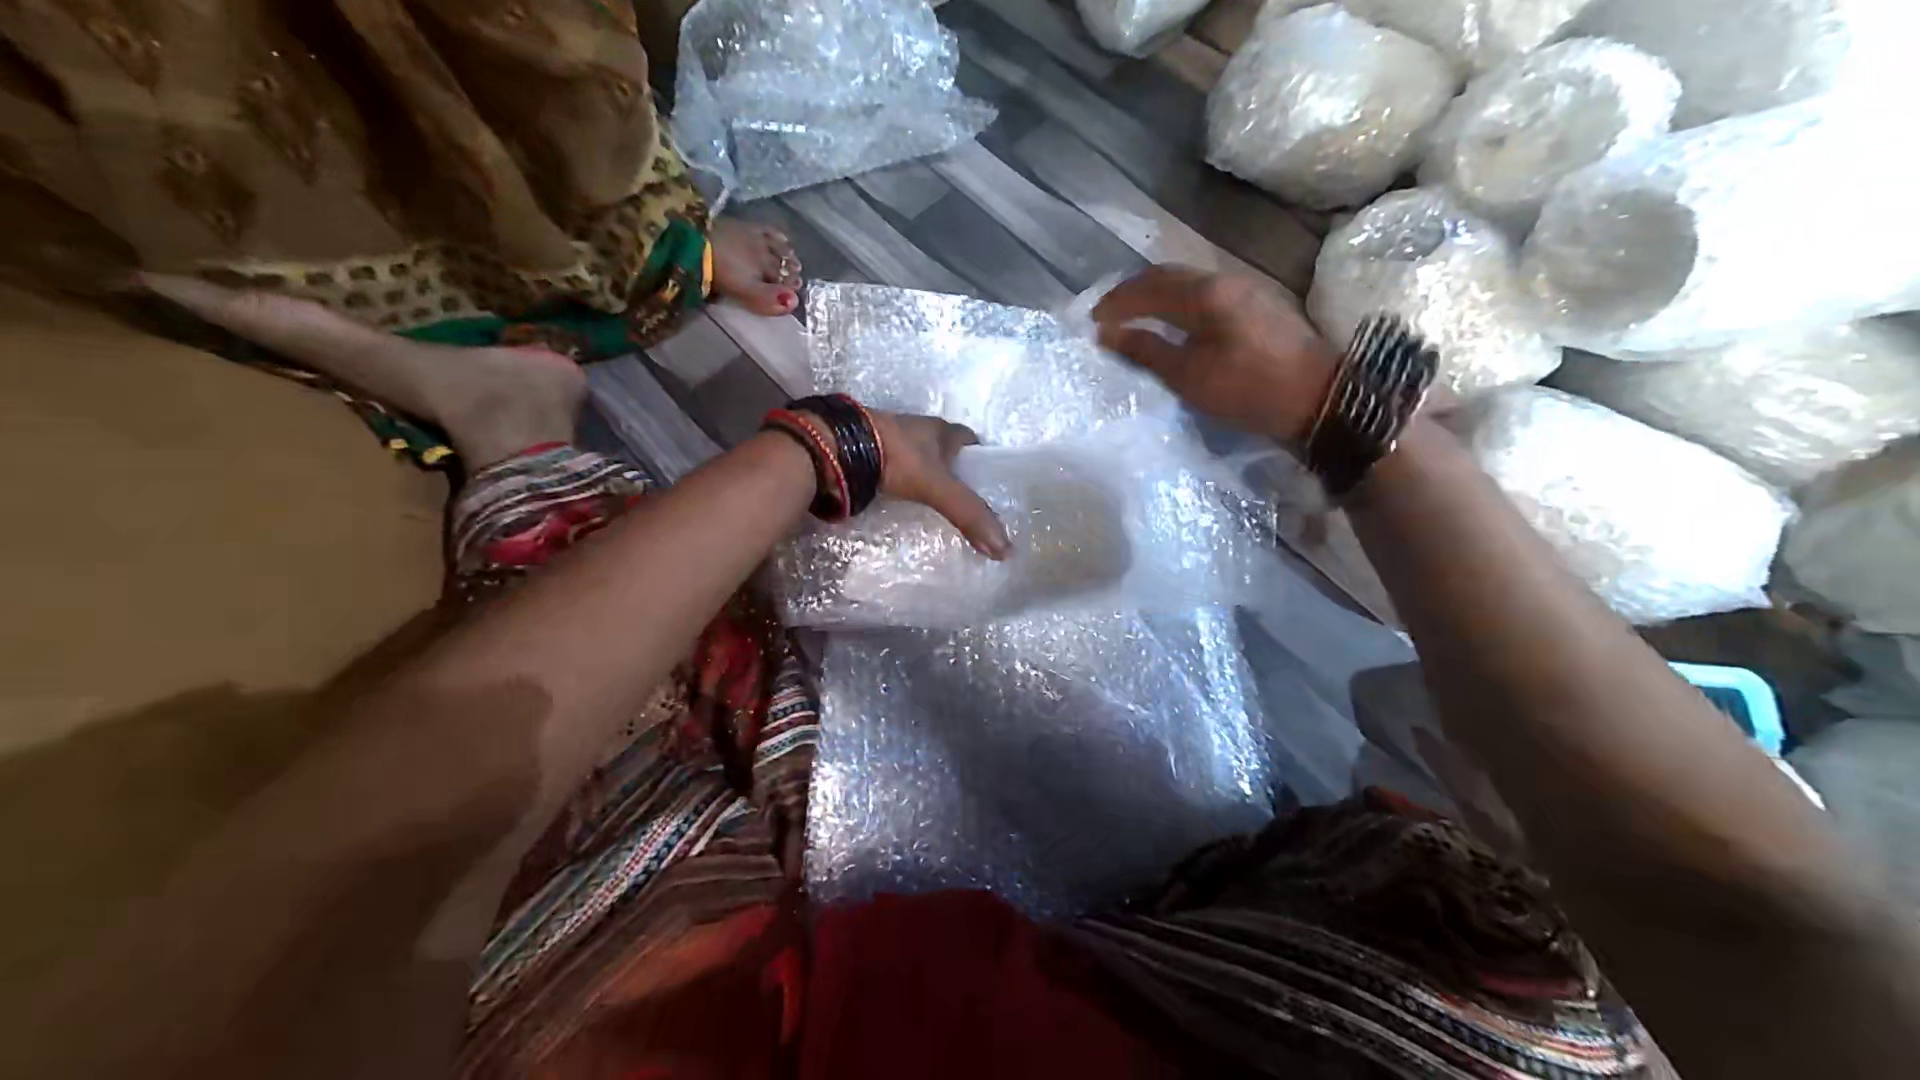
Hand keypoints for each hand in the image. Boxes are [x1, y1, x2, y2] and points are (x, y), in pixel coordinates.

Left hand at [869, 412, 1011, 559]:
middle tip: (964, 499)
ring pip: (919, 460)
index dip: (980, 458)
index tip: (988, 481)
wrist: (841, 449)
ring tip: (937, 505)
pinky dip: (902, 484)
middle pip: (944, 451)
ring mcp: (891, 441)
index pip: (970, 440)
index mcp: (940, 430)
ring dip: (926, 477)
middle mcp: (918, 430)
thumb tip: (1004, 549)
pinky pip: (895, 470)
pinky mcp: (870, 454)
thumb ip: (969, 515)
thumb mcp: (938, 487)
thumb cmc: (898, 458)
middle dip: (953, 471)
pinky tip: (905, 502)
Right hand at [1092, 265, 1339, 443]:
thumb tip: (1106, 334)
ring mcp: (1243, 288)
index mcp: (1205, 294)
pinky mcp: (1255, 303)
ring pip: (1187, 282)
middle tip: (1108, 315)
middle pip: (1167, 275)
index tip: (1092, 321)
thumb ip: (1145, 350)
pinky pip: (1203, 292)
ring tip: (1133, 317)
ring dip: (1155, 295)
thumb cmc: (1249, 389)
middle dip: (1132, 292)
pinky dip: (1177, 302)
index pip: (1148, 287)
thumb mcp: (1189, 376)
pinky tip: (1171, 321)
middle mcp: (1223, 280)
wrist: (1319, 397)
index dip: (1116, 302)